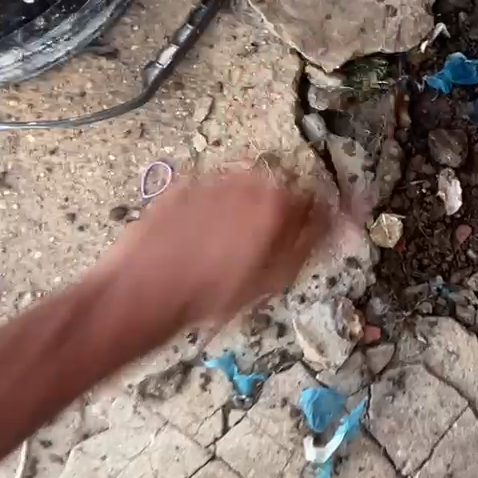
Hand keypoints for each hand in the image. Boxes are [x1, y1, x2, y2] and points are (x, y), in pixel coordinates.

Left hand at [92, 170, 329, 330]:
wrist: (140, 294)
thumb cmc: (209, 295)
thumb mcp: (273, 279)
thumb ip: (310, 243)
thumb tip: (337, 223)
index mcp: (277, 204)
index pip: (317, 200)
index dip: (321, 217)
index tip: (320, 228)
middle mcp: (248, 183)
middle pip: (280, 191)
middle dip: (280, 212)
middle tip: (268, 244)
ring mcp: (213, 181)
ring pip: (246, 189)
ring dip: (247, 209)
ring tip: (230, 244)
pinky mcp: (182, 186)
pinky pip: (212, 193)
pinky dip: (215, 208)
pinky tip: (203, 237)